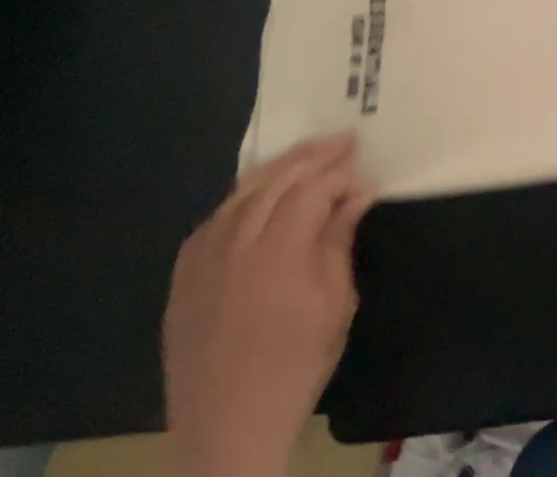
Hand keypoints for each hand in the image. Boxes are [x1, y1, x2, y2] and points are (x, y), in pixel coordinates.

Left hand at [165, 135, 374, 476]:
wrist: (230, 420)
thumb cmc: (299, 360)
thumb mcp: (336, 301)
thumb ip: (337, 242)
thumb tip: (355, 196)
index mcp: (277, 254)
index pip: (311, 192)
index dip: (342, 177)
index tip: (370, 178)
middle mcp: (233, 248)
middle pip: (270, 185)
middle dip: (309, 158)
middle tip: (342, 139)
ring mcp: (200, 263)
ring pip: (236, 199)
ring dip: (273, 172)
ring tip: (303, 156)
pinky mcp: (183, 280)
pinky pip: (210, 225)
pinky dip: (239, 201)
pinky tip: (255, 198)